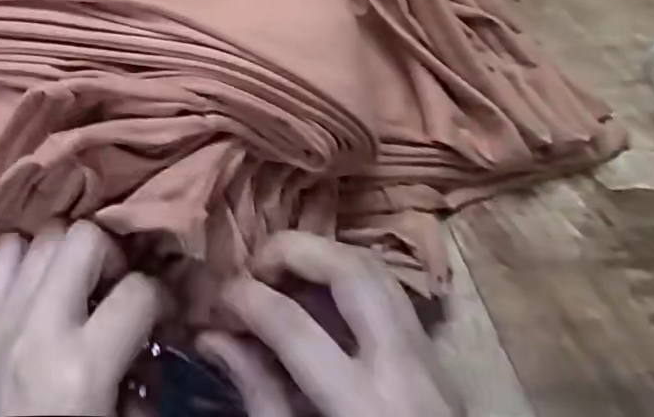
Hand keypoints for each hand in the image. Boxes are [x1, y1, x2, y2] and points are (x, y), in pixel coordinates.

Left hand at [0, 221, 161, 416]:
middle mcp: (40, 324)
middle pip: (85, 237)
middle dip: (114, 256)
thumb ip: (143, 387)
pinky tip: (43, 285)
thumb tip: (150, 344)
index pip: (139, 293)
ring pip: (44, 235)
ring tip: (83, 286)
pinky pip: (4, 254)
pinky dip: (27, 257)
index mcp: (81, 367)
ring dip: (71, 254)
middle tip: (120, 289)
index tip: (165, 315)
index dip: (163, 299)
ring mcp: (4, 314)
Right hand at [198, 232, 459, 416]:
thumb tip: (212, 337)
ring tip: (280, 274)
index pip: (293, 324)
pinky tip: (316, 295)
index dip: (243, 298)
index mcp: (367, 409)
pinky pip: (389, 293)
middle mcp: (408, 374)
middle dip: (289, 251)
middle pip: (349, 271)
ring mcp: (433, 364)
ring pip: (374, 268)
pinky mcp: (440, 363)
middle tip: (252, 268)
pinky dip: (345, 277)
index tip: (218, 300)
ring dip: (319, 256)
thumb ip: (259, 395)